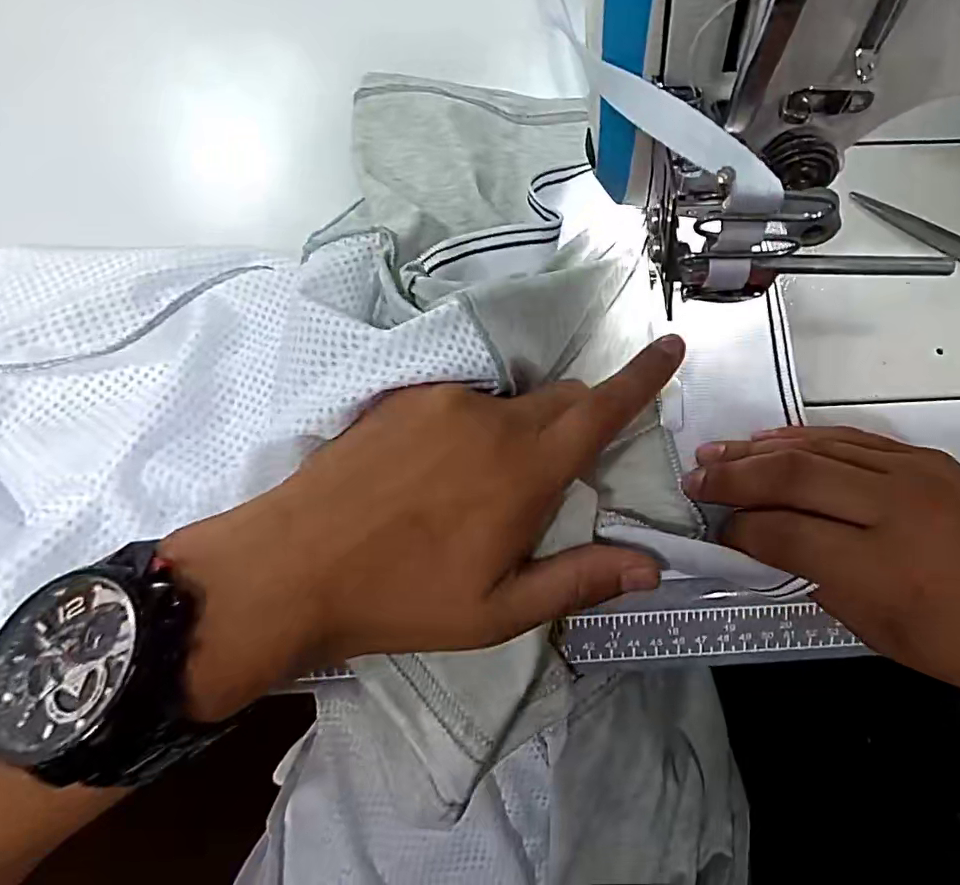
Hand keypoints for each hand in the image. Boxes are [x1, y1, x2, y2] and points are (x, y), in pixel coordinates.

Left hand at [163, 337, 680, 718]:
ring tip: (477, 484)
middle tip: (549, 476)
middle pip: (564, 397)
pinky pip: (467, 397)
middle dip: (577, 423)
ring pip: (515, 398)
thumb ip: (580, 580)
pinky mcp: (408, 394)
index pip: (602, 408)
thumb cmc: (402, 597)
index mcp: (527, 469)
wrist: (288, 568)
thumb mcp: (497, 612)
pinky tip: (434, 467)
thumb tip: (651, 567)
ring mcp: (448, 399)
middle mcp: (495, 418)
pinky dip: (476, 422)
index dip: (644, 376)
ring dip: (522, 428)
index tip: (671, 347)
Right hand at [688, 425, 959, 720]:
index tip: (714, 530)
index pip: (785, 533)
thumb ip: (816, 580)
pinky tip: (775, 440)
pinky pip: (851, 439)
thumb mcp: (878, 630)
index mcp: (881, 567)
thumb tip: (767, 545)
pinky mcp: (925, 457)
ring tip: (718, 450)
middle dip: (734, 476)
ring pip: (817, 447)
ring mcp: (912, 473)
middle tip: (694, 476)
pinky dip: (805, 438)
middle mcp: (893, 507)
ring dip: (760, 448)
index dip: (739, 530)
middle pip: (793, 476)